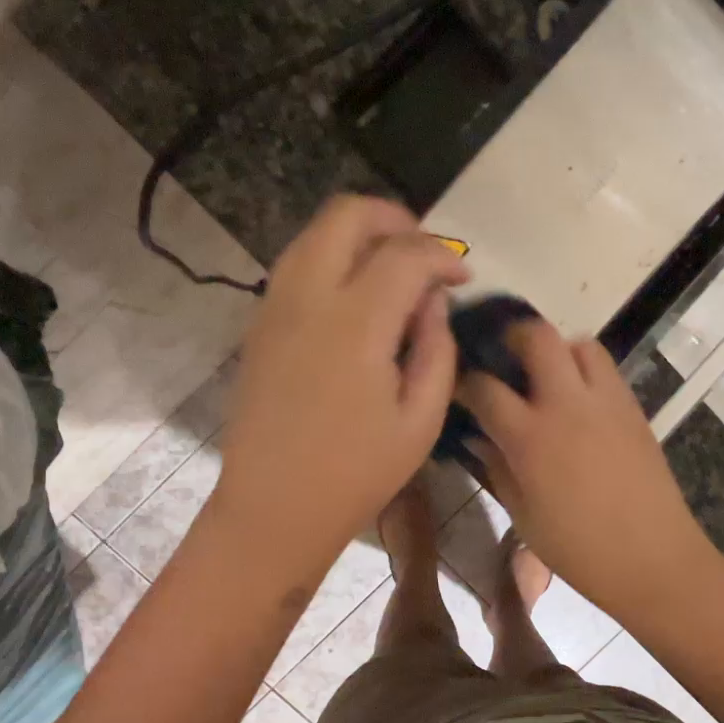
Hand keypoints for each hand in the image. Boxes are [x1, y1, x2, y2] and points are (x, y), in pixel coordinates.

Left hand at [216, 196, 468, 554]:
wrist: (275, 507)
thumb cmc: (357, 474)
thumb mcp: (420, 421)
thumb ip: (437, 351)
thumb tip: (432, 304)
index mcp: (356, 323)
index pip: (406, 254)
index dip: (443, 255)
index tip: (464, 278)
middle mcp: (309, 297)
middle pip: (347, 215)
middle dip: (395, 220)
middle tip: (426, 253)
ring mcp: (275, 307)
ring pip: (315, 233)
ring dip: (359, 236)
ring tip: (394, 272)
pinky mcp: (259, 325)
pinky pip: (297, 265)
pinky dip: (332, 261)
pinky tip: (357, 301)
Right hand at [457, 318, 716, 615]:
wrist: (653, 558)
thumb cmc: (579, 550)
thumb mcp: (524, 517)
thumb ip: (497, 469)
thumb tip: (478, 437)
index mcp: (531, 437)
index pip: (485, 387)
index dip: (464, 380)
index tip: (456, 384)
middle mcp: (567, 404)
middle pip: (537, 337)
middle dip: (513, 336)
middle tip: (502, 356)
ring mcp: (606, 402)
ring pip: (579, 344)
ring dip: (557, 350)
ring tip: (546, 377)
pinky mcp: (633, 409)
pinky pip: (606, 371)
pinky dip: (585, 372)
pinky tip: (577, 403)